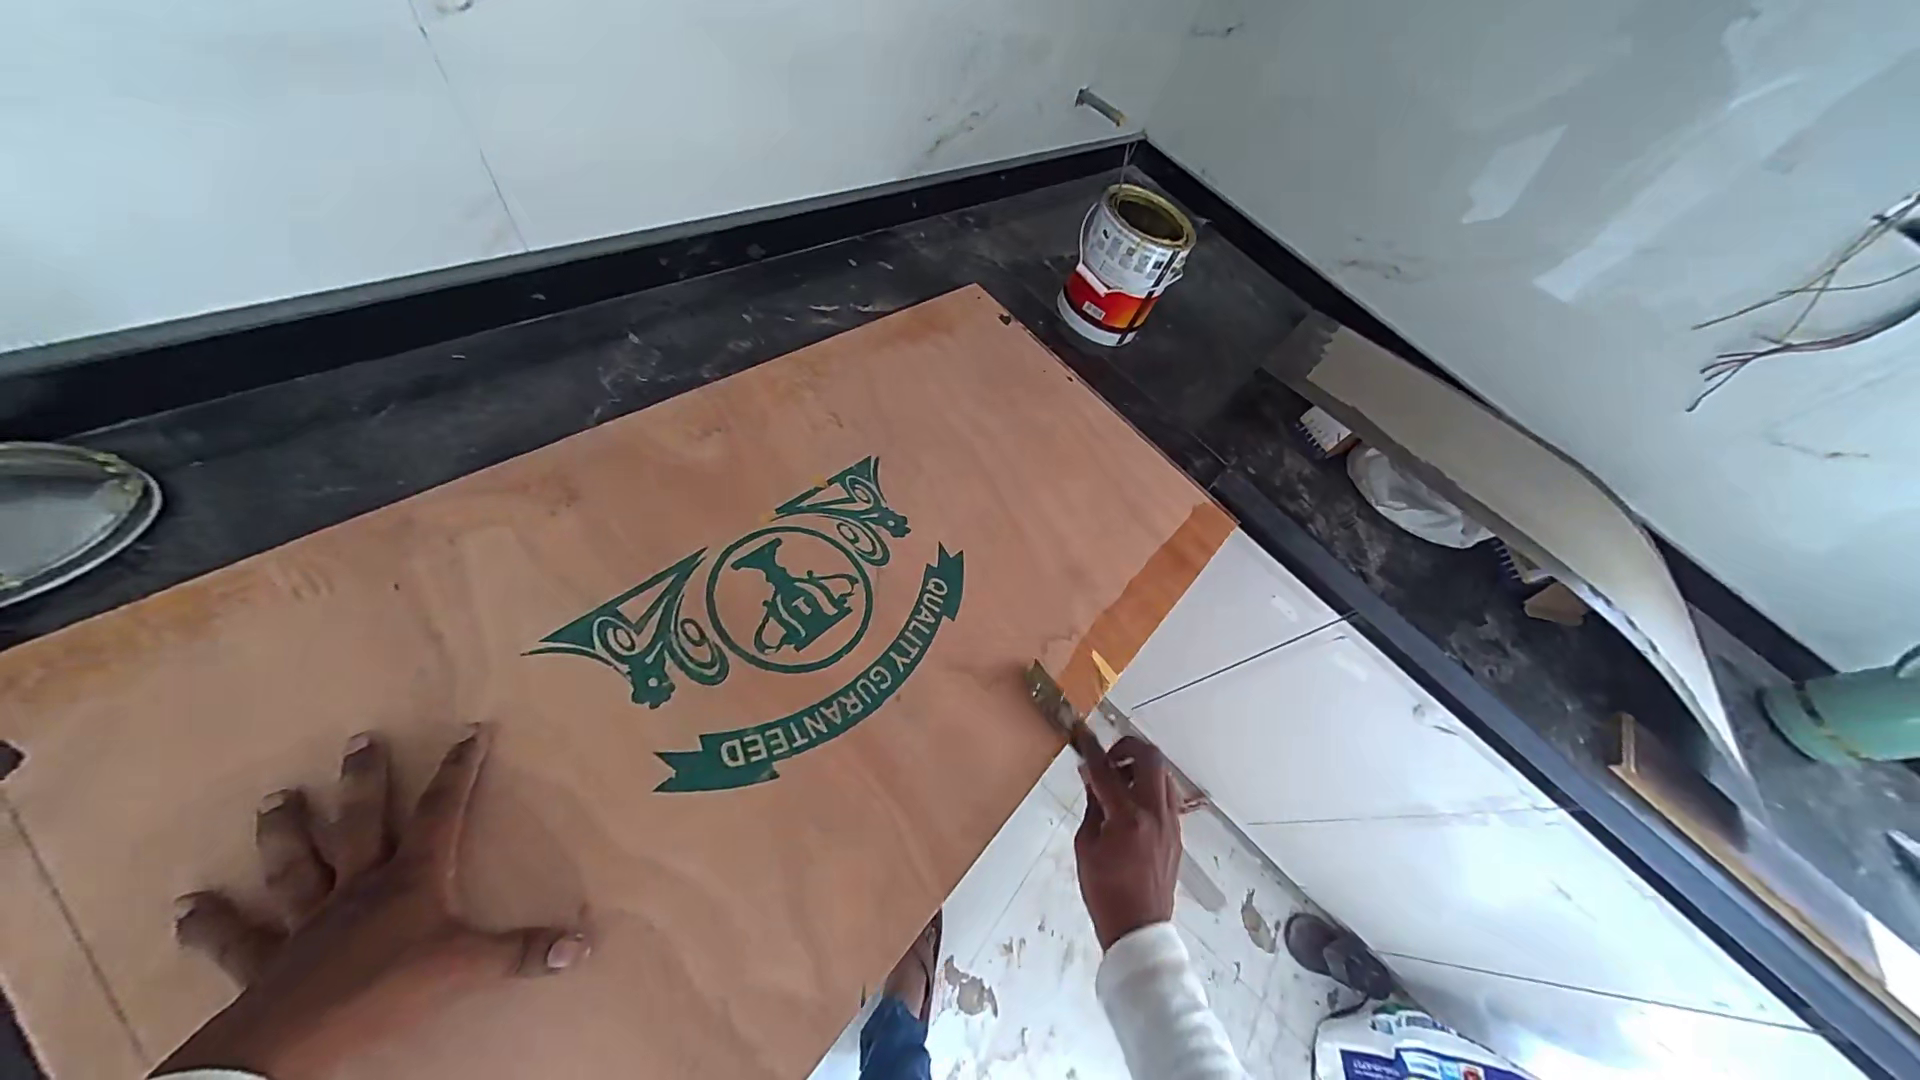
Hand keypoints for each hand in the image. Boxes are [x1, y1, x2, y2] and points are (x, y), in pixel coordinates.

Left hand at [156, 725, 588, 1078]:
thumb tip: (585, 943)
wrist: (289, 1048)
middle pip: (360, 821)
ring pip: (297, 864)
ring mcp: (308, 919)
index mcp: (410, 876)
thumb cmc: (386, 989)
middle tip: (359, 739)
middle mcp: (359, 885)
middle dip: (364, 780)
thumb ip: (525, 952)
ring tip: (274, 799)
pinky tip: (187, 905)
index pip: (441, 810)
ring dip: (285, 832)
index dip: (459, 769)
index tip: (470, 731)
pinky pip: (238, 938)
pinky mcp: (266, 960)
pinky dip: (212, 923)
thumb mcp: (469, 968)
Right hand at [1072, 731, 1180, 950]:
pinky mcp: (1177, 831)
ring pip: (1162, 772)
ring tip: (1120, 780)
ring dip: (1140, 766)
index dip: (1091, 749)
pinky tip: (1132, 800)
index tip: (1082, 735)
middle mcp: (1156, 813)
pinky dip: (1150, 785)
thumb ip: (1092, 805)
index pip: (1107, 771)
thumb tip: (1092, 776)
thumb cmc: (1104, 891)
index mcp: (1128, 818)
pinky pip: (1167, 793)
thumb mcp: (1086, 845)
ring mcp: (1171, 822)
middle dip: (1126, 748)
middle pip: (1150, 757)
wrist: (1139, 929)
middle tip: (1108, 759)